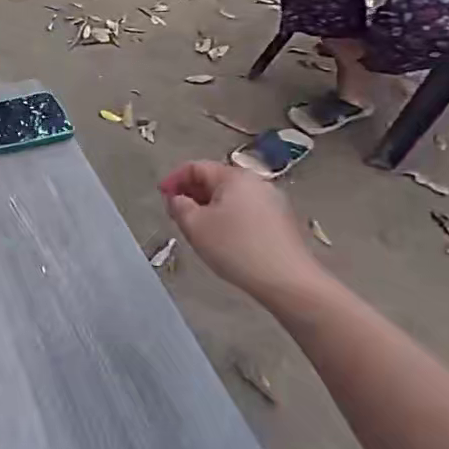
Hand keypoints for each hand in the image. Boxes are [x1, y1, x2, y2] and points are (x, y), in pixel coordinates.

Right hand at [159, 161, 330, 305]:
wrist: (287, 280)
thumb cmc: (235, 248)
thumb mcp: (195, 226)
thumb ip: (179, 206)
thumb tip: (177, 199)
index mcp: (234, 177)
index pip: (196, 167)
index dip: (174, 179)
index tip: (161, 196)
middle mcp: (256, 182)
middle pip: (215, 180)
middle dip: (191, 193)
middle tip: (176, 214)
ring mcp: (272, 201)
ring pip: (231, 197)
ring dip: (209, 207)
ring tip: (197, 229)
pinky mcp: (281, 221)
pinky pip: (246, 210)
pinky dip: (228, 217)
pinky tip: (223, 239)